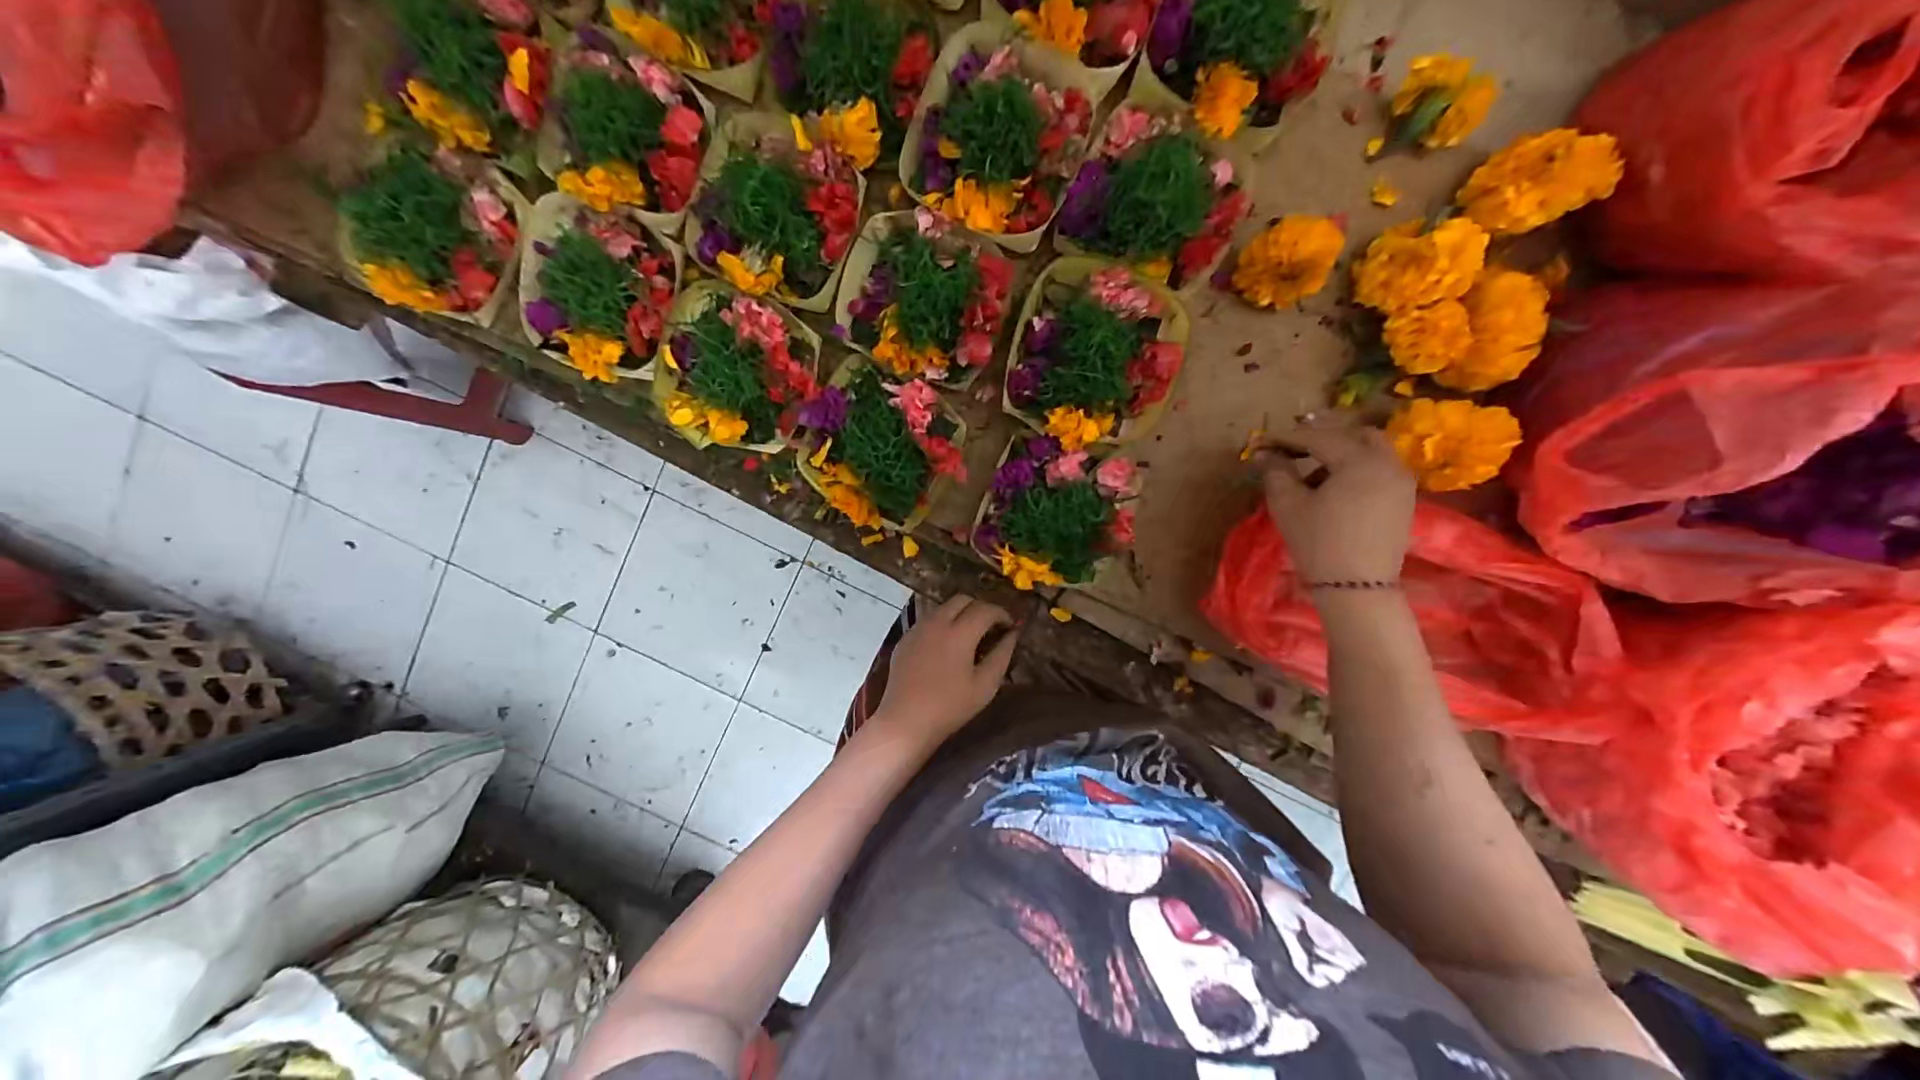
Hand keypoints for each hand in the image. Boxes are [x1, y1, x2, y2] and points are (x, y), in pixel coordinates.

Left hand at [868, 595, 1018, 753]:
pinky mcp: (905, 639)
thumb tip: (1012, 635)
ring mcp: (917, 629)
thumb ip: (1002, 655)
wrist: (905, 721)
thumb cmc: (950, 707)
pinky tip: (947, 646)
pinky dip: (943, 623)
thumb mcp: (985, 685)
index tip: (1010, 626)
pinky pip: (928, 621)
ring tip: (971, 635)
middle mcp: (936, 622)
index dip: (1002, 614)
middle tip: (991, 627)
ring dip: (960, 614)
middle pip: (963, 600)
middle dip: (981, 608)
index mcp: (959, 632)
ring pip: (943, 607)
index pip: (985, 609)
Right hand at [1257, 420, 1414, 586]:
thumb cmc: (1318, 542)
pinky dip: (1356, 469)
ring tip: (1310, 473)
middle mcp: (1388, 464)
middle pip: (1355, 435)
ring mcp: (1401, 483)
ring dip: (1341, 453)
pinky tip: (1333, 489)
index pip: (1318, 438)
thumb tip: (1264, 454)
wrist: (1357, 588)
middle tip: (1293, 448)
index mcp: (1360, 460)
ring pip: (1371, 452)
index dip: (1286, 437)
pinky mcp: (1403, 502)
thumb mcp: (1288, 505)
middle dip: (1322, 437)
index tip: (1262, 440)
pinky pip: (1379, 471)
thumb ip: (1276, 472)